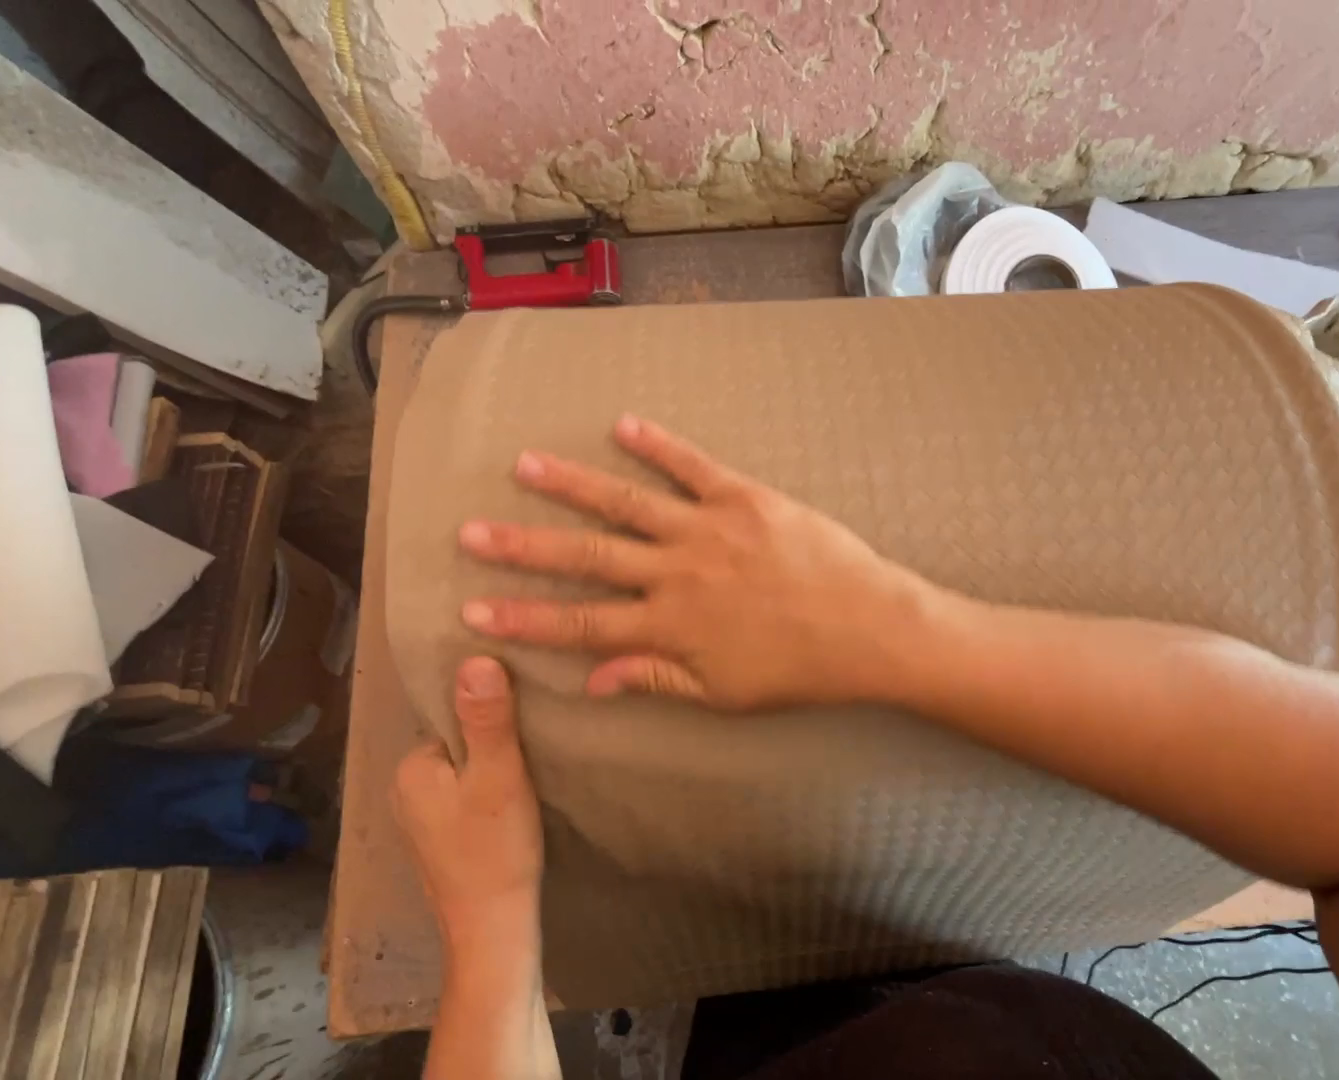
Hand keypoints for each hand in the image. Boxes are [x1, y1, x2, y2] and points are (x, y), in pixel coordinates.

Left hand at [393, 657, 541, 950]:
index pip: (455, 717)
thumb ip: (486, 718)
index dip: (493, 717)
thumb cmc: (495, 850)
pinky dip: (491, 795)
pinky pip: (467, 797)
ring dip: (496, 770)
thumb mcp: (499, 775)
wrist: (493, 931)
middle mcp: (405, 790)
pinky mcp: (441, 841)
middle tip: (536, 753)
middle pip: (461, 743)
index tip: (527, 722)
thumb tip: (476, 656)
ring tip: (532, 776)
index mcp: (411, 768)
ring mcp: (421, 820)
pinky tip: (516, 806)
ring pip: (466, 771)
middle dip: (495, 743)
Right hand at [456, 414, 937, 708]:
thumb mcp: (723, 693)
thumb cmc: (798, 671)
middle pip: (587, 557)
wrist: (867, 629)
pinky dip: (658, 445)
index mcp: (670, 628)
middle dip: (525, 546)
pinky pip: (692, 466)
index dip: (524, 618)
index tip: (474, 609)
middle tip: (471, 531)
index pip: (580, 624)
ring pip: (627, 503)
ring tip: (525, 466)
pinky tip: (623, 424)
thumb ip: (655, 679)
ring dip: (573, 484)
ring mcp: (707, 530)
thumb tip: (592, 682)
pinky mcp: (743, 498)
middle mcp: (676, 574)